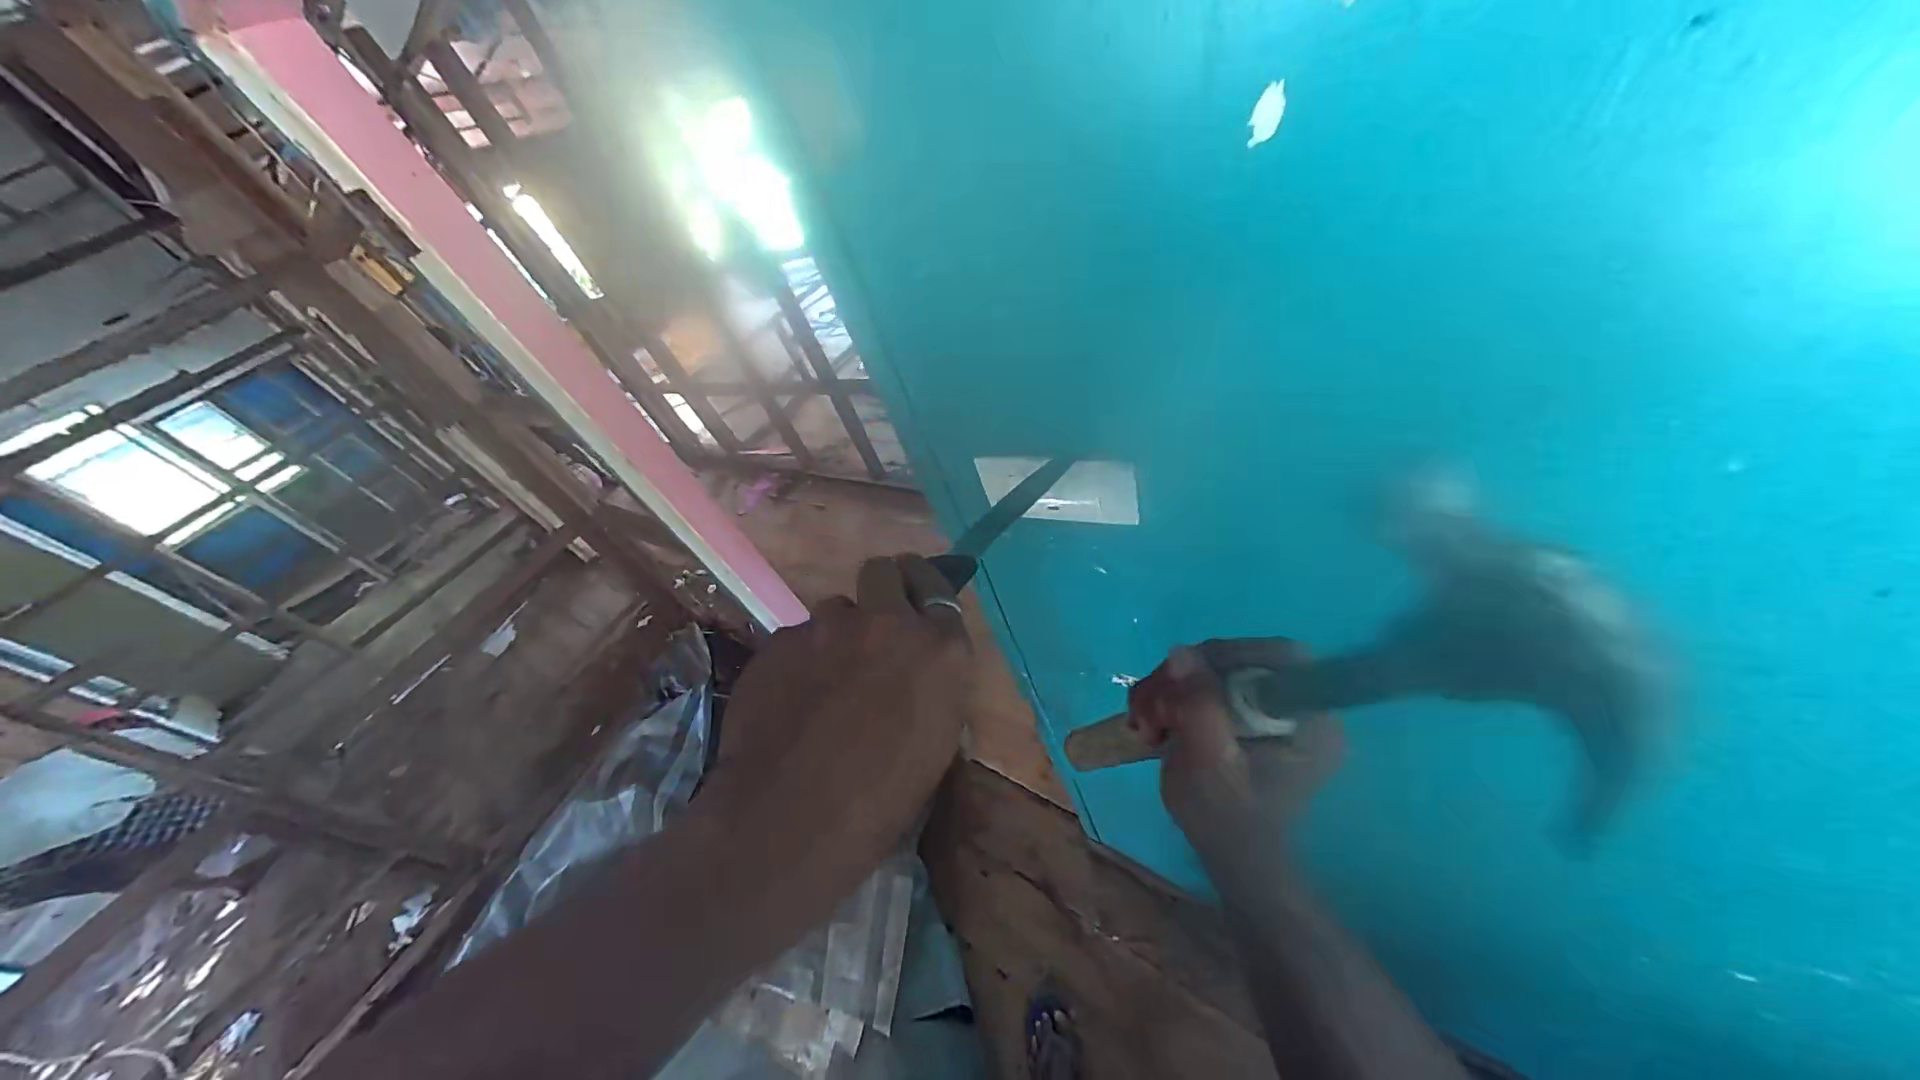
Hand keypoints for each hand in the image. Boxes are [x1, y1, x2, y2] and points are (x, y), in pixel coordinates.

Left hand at [706, 555, 972, 859]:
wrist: (794, 818)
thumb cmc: (883, 797)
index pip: (937, 586)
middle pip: (883, 570)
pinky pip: (797, 638)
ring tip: (825, 678)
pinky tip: (791, 699)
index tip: (913, 595)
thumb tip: (916, 666)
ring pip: (835, 608)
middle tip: (874, 623)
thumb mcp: (936, 739)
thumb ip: (933, 682)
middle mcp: (887, 622)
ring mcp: (828, 626)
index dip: (923, 586)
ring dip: (837, 632)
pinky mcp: (780, 641)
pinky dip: (799, 659)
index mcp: (939, 648)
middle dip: (881, 587)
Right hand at [1129, 639, 1343, 862]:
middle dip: (1186, 678)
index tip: (1181, 685)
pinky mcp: (1248, 715)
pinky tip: (1156, 722)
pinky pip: (1209, 685)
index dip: (1226, 657)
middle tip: (1150, 711)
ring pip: (1216, 669)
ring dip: (1172, 688)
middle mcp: (1301, 706)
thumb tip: (1181, 652)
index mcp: (1310, 720)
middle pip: (1240, 658)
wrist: (1236, 862)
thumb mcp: (1208, 766)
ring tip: (1146, 723)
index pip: (1277, 656)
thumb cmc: (1228, 823)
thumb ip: (1199, 708)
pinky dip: (1175, 697)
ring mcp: (1273, 709)